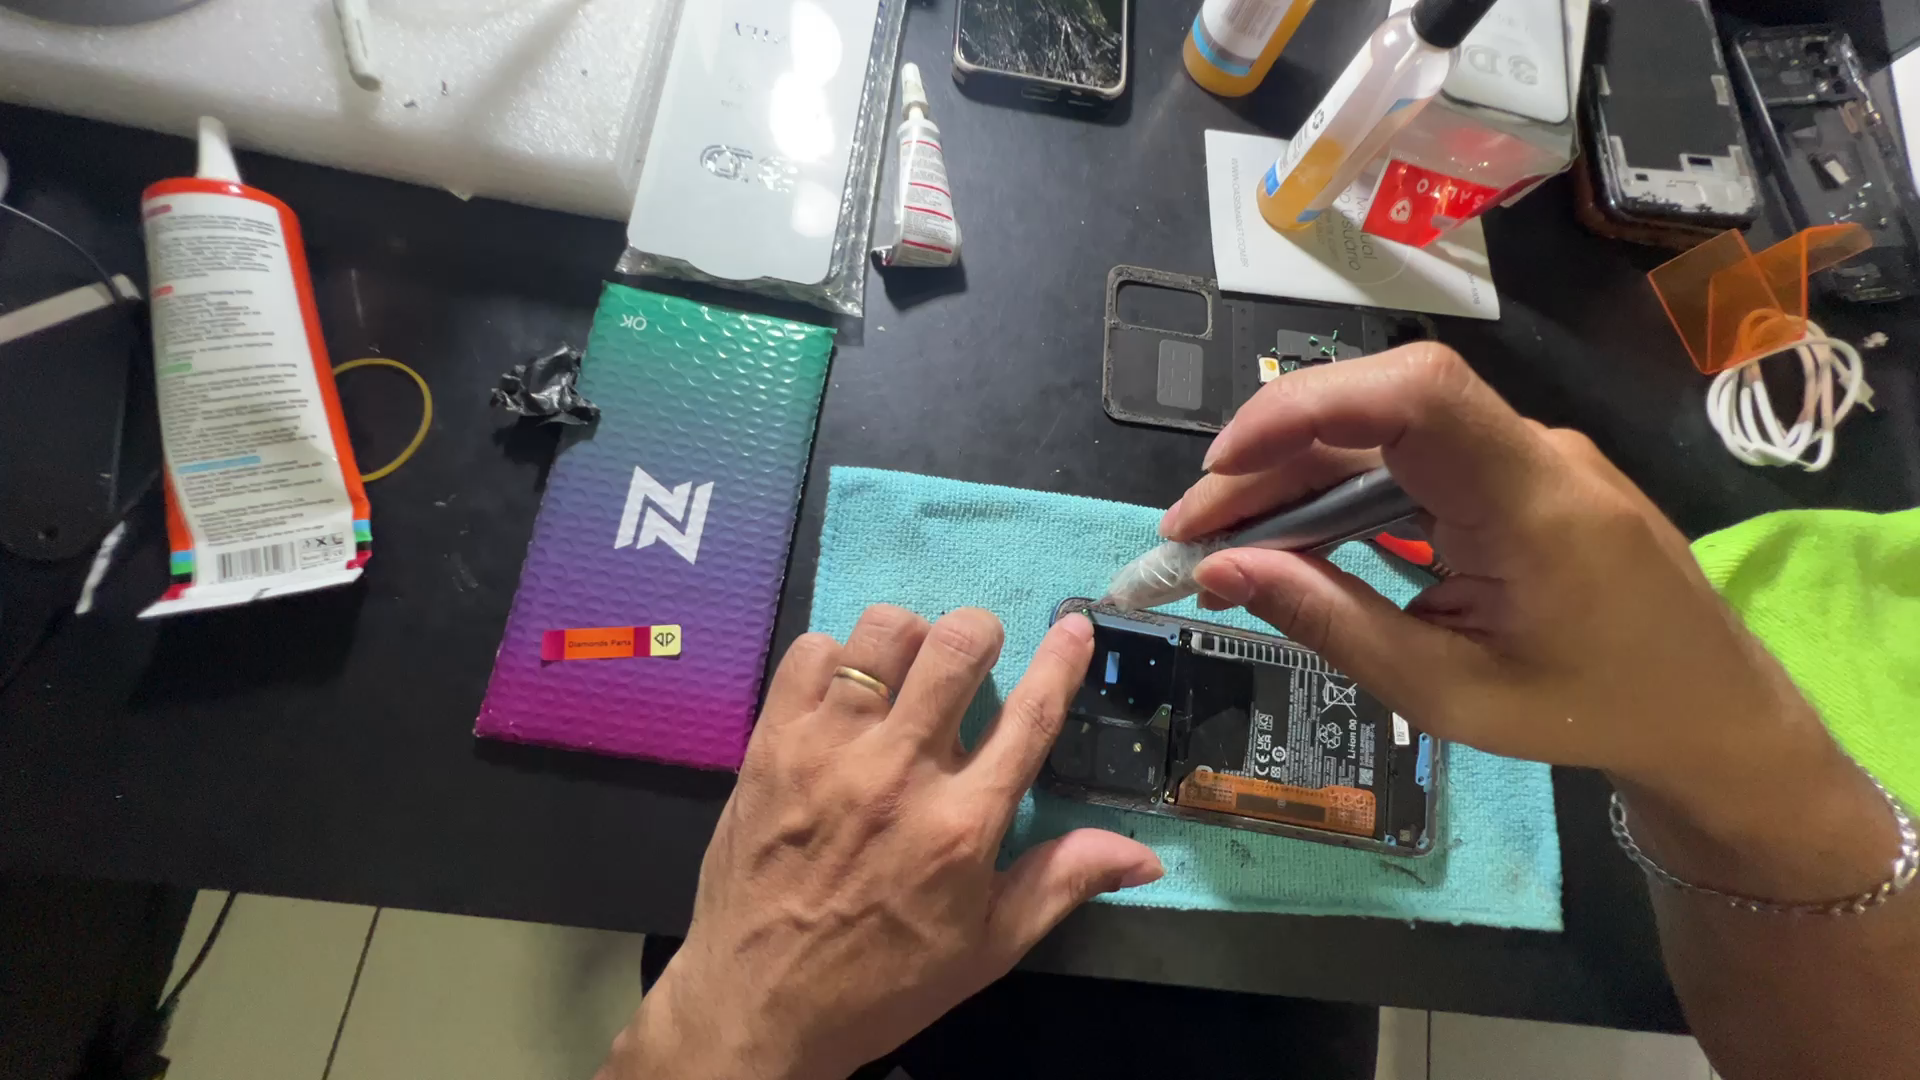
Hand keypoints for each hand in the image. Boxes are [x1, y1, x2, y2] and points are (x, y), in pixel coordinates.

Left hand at [600, 606, 1161, 1079]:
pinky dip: (836, 658)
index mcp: (963, 823)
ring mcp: (829, 748)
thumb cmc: (885, 978)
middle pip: (954, 647)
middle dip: (978, 631)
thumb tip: (1145, 854)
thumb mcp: (988, 945)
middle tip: (973, 653)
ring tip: (904, 673)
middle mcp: (898, 770)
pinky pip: (811, 651)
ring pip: (881, 632)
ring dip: (907, 638)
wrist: (755, 1005)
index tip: (1074, 624)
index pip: (1030, 717)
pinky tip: (842, 694)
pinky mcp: (773, 740)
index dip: (1062, 661)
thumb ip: (1065, 881)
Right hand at [1162, 343, 1891, 896]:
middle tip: (1187, 534)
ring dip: (1280, 484)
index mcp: (1531, 500)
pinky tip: (1282, 541)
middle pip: (1365, 415)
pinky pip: (1390, 464)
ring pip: (1365, 438)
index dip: (1301, 409)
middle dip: (1260, 466)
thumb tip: (1219, 568)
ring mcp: (1510, 456)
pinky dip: (1322, 497)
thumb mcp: (1439, 689)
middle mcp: (1523, 452)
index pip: (1413, 396)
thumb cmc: (1583, 711)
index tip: (1220, 468)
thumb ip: (1326, 620)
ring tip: (1215, 547)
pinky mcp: (1494, 473)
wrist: (1709, 715)